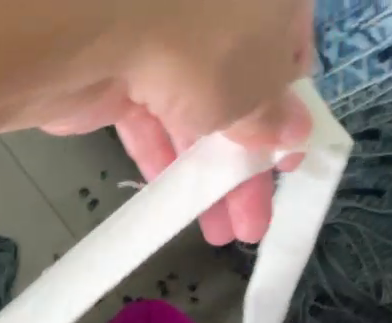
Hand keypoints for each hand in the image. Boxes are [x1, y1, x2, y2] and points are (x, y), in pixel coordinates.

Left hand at [25, 0, 315, 243]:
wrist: (96, 39)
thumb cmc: (201, 51)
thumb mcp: (256, 89)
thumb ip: (274, 117)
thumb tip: (295, 133)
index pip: (290, 55)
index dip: (290, 115)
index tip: (287, 164)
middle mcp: (216, 12)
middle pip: (240, 93)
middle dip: (246, 164)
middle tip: (254, 219)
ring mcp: (165, 42)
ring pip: (196, 114)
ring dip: (207, 177)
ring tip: (220, 232)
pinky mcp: (122, 76)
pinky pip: (153, 124)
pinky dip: (166, 161)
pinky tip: (174, 207)